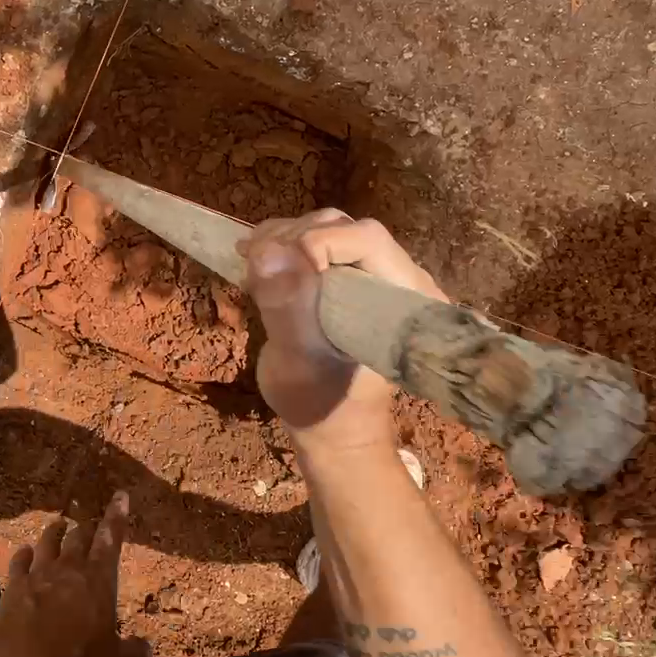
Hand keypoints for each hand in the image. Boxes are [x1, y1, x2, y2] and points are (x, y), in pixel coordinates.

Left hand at [0, 491, 149, 656]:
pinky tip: (24, 551)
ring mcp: (39, 572)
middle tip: (89, 525)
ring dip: (55, 533)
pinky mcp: (15, 583)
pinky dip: (24, 554)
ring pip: (48, 541)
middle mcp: (70, 567)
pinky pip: (20, 560)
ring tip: (58, 526)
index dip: (117, 516)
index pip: (111, 539)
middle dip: (86, 529)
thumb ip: (134, 654)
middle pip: (79, 537)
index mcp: (98, 579)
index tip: (120, 495)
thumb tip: (148, 649)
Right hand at [240, 210, 446, 440]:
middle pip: (343, 228)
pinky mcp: (351, 279)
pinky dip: (282, 246)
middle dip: (291, 237)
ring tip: (252, 264)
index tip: (271, 269)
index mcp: (404, 298)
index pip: (365, 239)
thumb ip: (288, 307)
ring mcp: (373, 276)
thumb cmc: (321, 404)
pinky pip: (317, 243)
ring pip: (325, 229)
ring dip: (282, 238)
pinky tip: (259, 266)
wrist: (332, 428)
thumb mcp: (298, 360)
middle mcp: (397, 278)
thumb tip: (265, 251)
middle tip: (252, 262)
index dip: (315, 242)